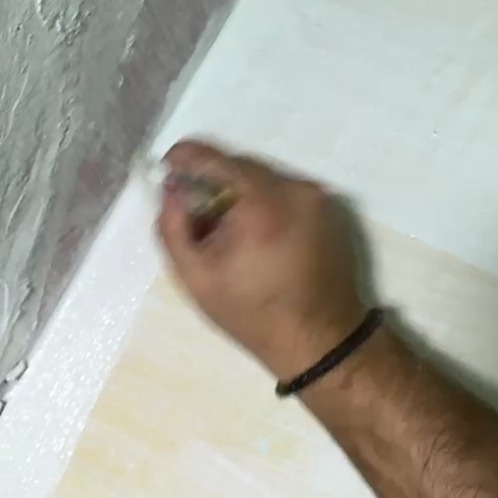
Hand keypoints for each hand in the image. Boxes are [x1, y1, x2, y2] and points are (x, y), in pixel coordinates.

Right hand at [155, 139, 369, 380]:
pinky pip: (285, 192)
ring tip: (224, 231)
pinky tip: (255, 238)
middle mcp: (295, 188)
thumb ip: (172, 225)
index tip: (165, 167)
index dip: (184, 157)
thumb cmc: (250, 312)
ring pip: (263, 178)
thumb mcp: (194, 275)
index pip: (214, 157)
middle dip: (211, 181)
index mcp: (261, 201)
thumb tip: (170, 188)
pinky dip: (263, 203)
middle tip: (193, 213)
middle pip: (240, 166)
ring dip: (238, 194)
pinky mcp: (332, 208)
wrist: (320, 340)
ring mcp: (318, 196)